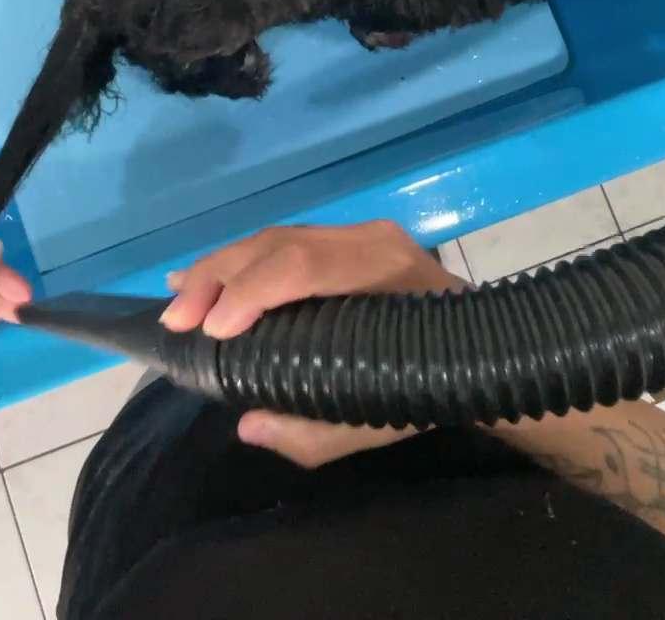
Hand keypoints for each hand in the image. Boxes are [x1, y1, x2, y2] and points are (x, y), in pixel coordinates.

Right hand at [160, 220, 466, 466]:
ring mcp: (360, 231)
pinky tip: (207, 274)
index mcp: (385, 276)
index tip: (214, 330)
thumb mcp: (387, 421)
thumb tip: (248, 425)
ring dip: (221, 265)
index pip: (304, 265)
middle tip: (177, 318)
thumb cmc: (438, 381)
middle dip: (219, 276)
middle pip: (279, 243)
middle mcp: (370, 240)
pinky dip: (242, 260)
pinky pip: (286, 241)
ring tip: (180, 296)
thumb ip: (318, 432)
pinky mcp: (349, 236)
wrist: (487, 343)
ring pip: (276, 236)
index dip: (251, 291)